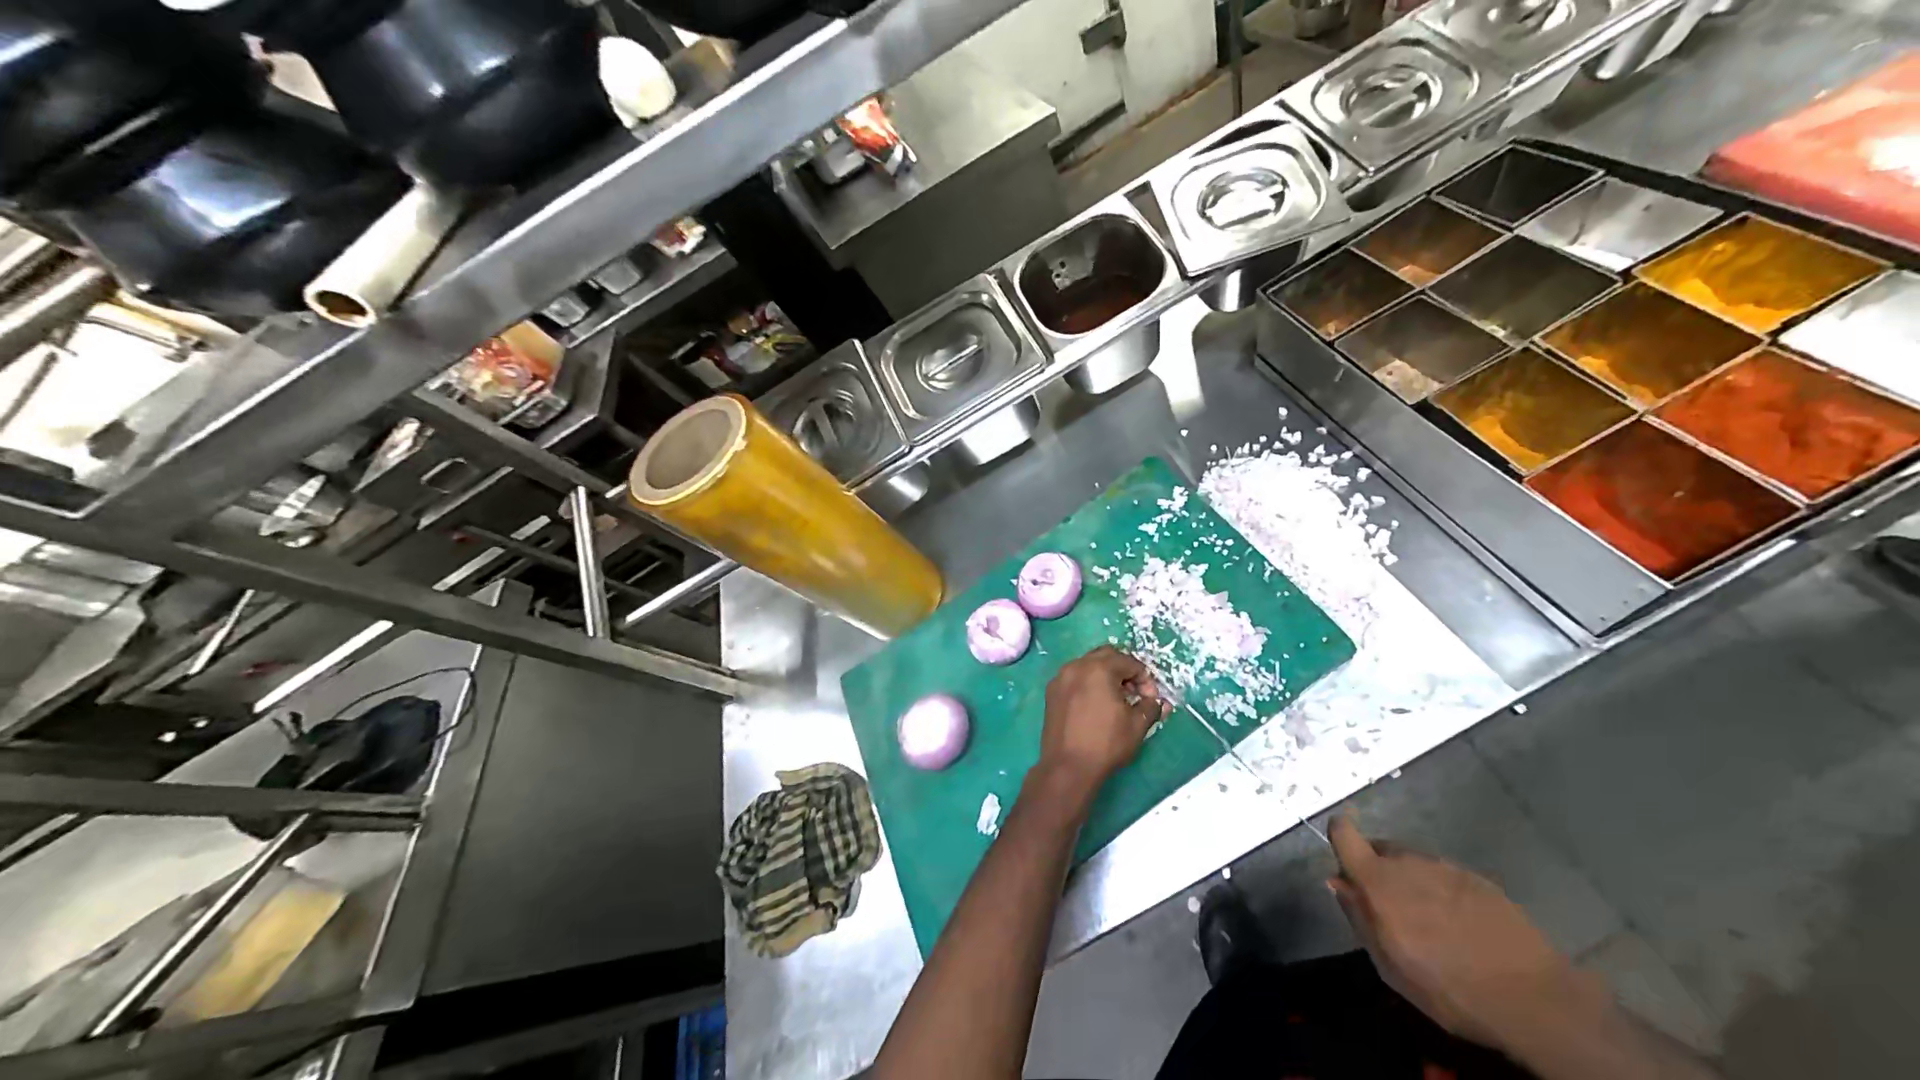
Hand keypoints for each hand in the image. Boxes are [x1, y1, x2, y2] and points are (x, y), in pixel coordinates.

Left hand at [1037, 646, 1165, 797]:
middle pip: (1106, 656)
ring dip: (1105, 675)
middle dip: (1124, 670)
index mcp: (1099, 669)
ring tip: (1116, 699)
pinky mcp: (1051, 692)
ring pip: (1088, 665)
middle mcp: (1076, 666)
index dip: (1144, 678)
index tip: (1150, 698)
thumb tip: (1158, 702)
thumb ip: (1150, 706)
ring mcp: (1060, 678)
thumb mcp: (1137, 725)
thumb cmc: (1106, 744)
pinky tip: (1095, 704)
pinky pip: (1074, 677)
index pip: (1129, 662)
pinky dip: (1088, 683)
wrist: (1068, 766)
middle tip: (1134, 693)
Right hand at [1328, 815, 1600, 1052]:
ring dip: (1411, 880)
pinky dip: (1442, 891)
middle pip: (1380, 849)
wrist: (1535, 999)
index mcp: (1378, 880)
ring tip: (1429, 920)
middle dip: (1377, 869)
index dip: (1338, 833)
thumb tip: (1337, 881)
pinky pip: (1445, 875)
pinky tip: (1459, 925)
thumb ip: (1359, 916)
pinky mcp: (1480, 879)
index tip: (1342, 850)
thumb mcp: (1390, 965)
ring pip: (1414, 862)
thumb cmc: (1449, 989)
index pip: (1345, 834)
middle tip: (1390, 906)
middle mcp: (1409, 862)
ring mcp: (1447, 867)